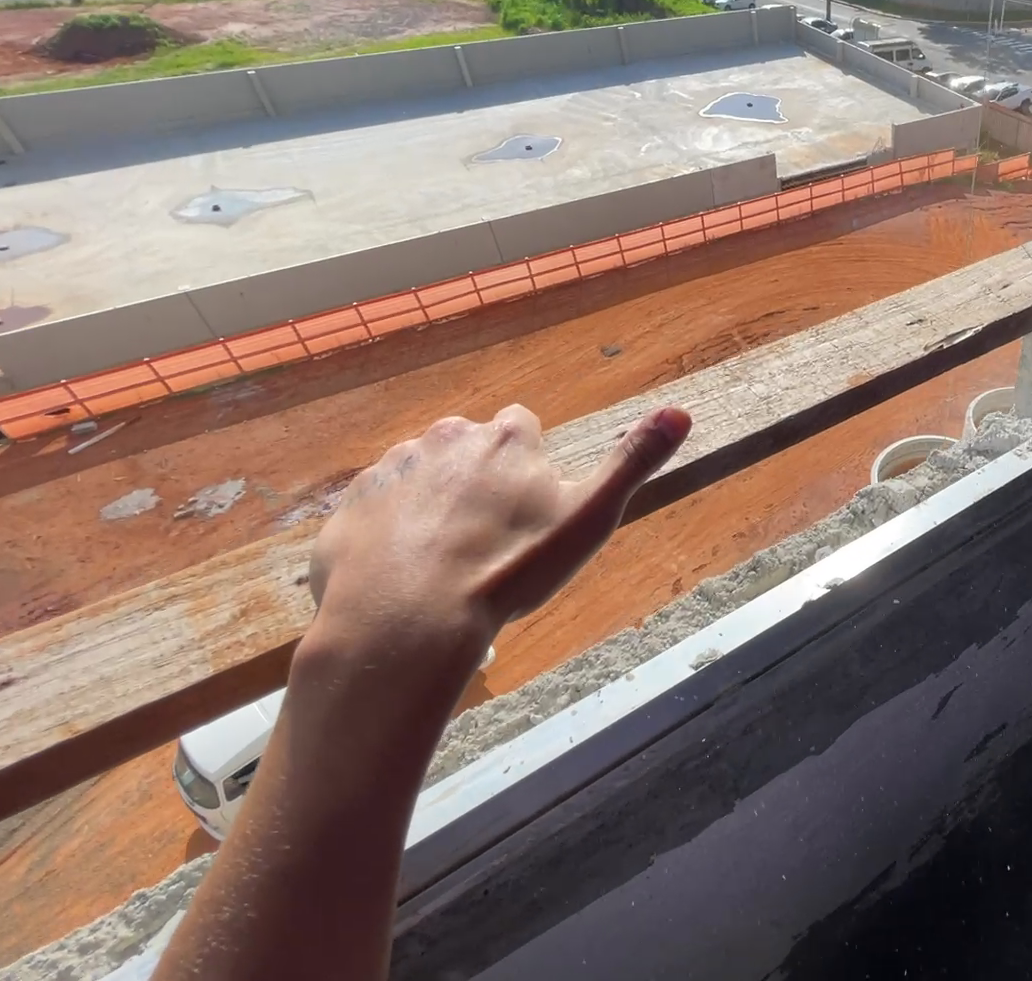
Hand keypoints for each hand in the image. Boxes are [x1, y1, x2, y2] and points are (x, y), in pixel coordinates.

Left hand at [305, 404, 691, 680]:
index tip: (533, 506)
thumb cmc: (513, 567)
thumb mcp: (592, 516)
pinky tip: (406, 569)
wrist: (409, 620)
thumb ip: (635, 460)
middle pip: (471, 447)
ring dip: (437, 501)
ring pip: (424, 474)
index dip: (531, 465)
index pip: (524, 428)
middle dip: (481, 478)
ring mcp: (392, 469)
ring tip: (449, 558)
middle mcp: (447, 437)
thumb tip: (682, 410)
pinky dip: (392, 529)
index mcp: (507, 438)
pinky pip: (379, 507)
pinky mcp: (349, 506)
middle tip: (493, 538)